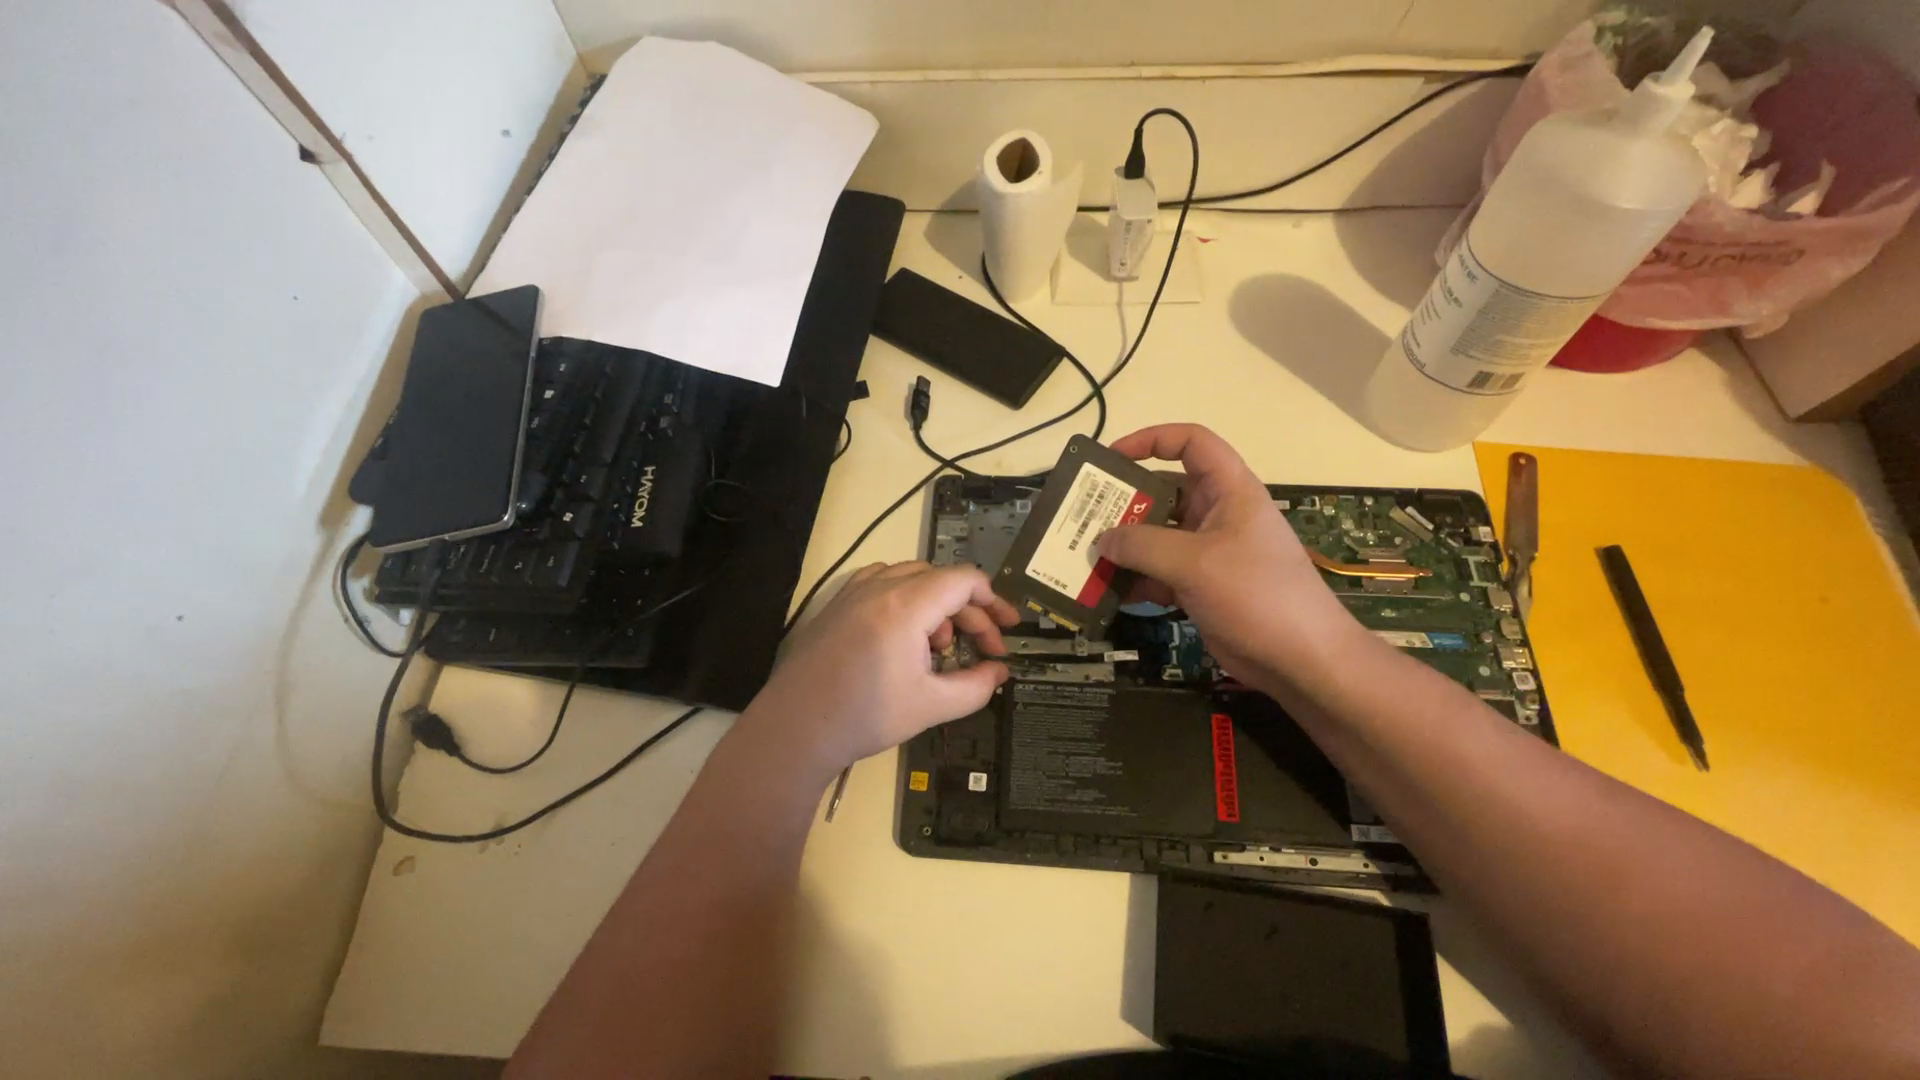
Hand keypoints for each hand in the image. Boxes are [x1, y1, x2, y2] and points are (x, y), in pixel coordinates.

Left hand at [742, 561, 1019, 775]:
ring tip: (940, 647)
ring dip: (938, 605)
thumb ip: (975, 686)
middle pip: (941, 579)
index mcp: (905, 606)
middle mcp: (879, 587)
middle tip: (983, 649)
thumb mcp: (931, 706)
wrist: (795, 728)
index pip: (963, 580)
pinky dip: (906, 600)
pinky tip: (905, 636)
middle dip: (970, 611)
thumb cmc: (864, 716)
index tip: (1008, 629)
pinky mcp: (837, 604)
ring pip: (912, 578)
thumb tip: (999, 672)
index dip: (993, 601)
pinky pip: (883, 583)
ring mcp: (853, 592)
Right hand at [1096, 424, 1363, 692]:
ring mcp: (1207, 552)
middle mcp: (1217, 514)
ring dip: (1122, 545)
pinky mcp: (1200, 586)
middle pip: (1164, 492)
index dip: (1151, 439)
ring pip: (1155, 536)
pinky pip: (1157, 572)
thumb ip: (1142, 546)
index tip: (1112, 457)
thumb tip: (1101, 540)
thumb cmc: (1256, 594)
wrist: (1299, 658)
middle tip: (1082, 516)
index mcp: (1229, 490)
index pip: (1191, 442)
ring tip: (1084, 555)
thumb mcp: (1195, 562)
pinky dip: (1133, 579)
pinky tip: (1106, 590)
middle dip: (1123, 502)